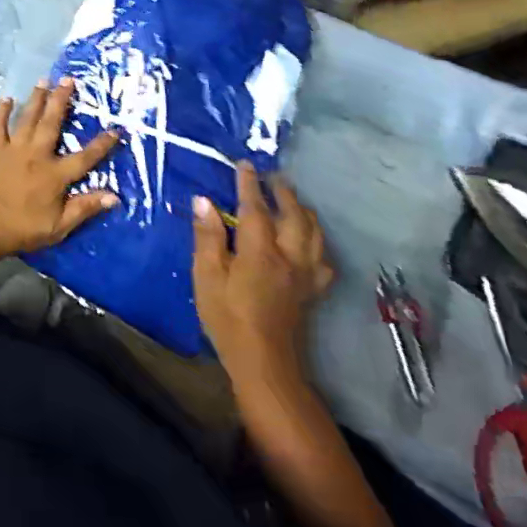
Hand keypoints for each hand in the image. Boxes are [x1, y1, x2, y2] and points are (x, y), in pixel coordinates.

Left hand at [0, 78, 119, 255]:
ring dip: (36, 99)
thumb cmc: (22, 228)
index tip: (117, 129)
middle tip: (69, 80)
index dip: (102, 144)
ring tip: (44, 80)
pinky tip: (7, 98)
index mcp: (55, 175)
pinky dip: (3, 112)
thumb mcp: (59, 226)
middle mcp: (36, 156)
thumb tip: (114, 196)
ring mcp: (13, 150)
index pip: (85, 157)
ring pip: (27, 118)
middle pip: (52, 123)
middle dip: (62, 100)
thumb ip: (84, 208)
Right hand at [192, 161, 334, 383]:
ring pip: (314, 234)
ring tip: (292, 200)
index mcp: (260, 251)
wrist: (264, 362)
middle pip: (293, 217)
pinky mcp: (313, 291)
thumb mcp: (205, 275)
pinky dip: (316, 241)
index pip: (255, 208)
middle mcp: (289, 257)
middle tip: (272, 176)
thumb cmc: (226, 317)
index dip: (249, 184)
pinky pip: (322, 257)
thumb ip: (207, 236)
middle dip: (283, 193)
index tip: (244, 164)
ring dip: (303, 212)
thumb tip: (204, 201)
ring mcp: (306, 275)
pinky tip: (309, 242)